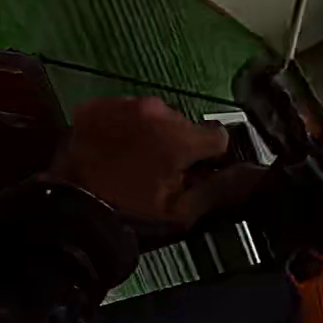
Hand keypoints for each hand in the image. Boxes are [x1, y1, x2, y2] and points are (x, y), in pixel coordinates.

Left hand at [43, 97, 262, 229]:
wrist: (72, 212)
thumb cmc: (130, 216)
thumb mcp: (179, 213)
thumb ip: (218, 189)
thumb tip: (250, 174)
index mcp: (180, 138)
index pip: (218, 135)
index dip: (209, 157)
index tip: (194, 172)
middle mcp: (155, 111)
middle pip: (182, 124)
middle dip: (176, 143)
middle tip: (156, 172)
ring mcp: (121, 105)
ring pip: (151, 115)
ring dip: (147, 133)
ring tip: (128, 162)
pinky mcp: (95, 107)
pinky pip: (120, 112)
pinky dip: (120, 127)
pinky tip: (109, 151)